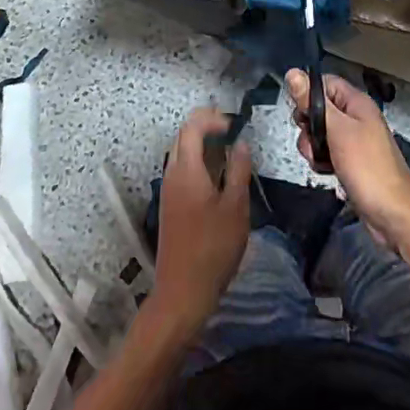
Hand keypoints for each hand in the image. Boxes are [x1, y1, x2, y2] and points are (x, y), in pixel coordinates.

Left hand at [154, 108, 250, 325]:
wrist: (182, 290)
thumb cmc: (213, 248)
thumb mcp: (235, 208)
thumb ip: (238, 171)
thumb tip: (240, 143)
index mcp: (186, 170)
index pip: (191, 127)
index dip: (211, 118)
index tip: (233, 123)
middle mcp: (172, 174)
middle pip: (182, 136)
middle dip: (204, 126)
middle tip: (230, 129)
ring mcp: (168, 190)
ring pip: (180, 153)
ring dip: (200, 144)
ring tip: (226, 149)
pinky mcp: (170, 204)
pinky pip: (181, 169)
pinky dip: (197, 160)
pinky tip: (215, 175)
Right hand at [287, 70, 409, 245]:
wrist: (393, 215)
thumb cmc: (366, 167)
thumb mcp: (337, 130)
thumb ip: (313, 102)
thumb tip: (292, 72)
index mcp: (357, 103)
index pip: (324, 83)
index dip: (308, 94)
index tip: (298, 113)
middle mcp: (356, 117)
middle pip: (319, 109)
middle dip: (308, 125)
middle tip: (311, 142)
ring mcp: (354, 141)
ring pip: (320, 133)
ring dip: (313, 147)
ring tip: (320, 162)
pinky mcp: (351, 162)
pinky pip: (327, 153)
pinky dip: (321, 161)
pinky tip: (325, 172)